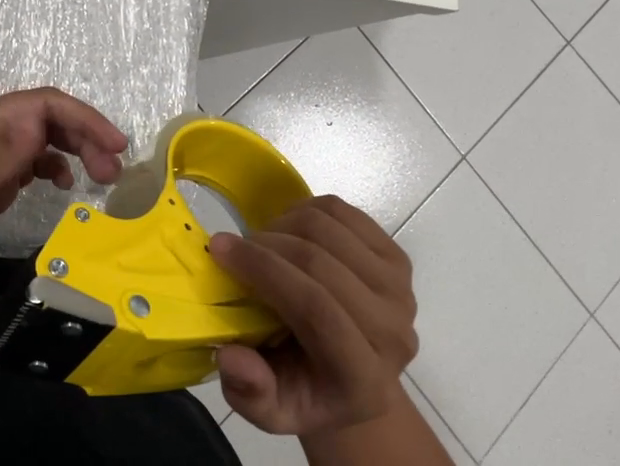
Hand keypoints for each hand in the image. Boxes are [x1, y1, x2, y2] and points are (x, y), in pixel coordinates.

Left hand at [0, 87, 127, 310]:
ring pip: (43, 141)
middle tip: (114, 170)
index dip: (81, 116)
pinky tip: (65, 184)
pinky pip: (32, 166)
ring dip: (75, 150)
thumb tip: (42, 123)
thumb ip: (1, 158)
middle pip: (47, 119)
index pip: (40, 104)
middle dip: (84, 134)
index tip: (115, 143)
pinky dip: (55, 168)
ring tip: (102, 177)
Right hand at [208, 195, 417, 436]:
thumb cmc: (302, 390)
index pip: (316, 308)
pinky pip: (342, 212)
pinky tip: (288, 230)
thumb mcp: (269, 409)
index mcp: (363, 379)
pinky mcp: (398, 259)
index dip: (264, 270)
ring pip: (330, 229)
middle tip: (235, 246)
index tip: (219, 248)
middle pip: (322, 263)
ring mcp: (400, 291)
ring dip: (282, 224)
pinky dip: (304, 209)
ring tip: (261, 242)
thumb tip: (231, 355)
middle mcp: (393, 333)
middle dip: (265, 243)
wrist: (351, 379)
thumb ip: (249, 391)